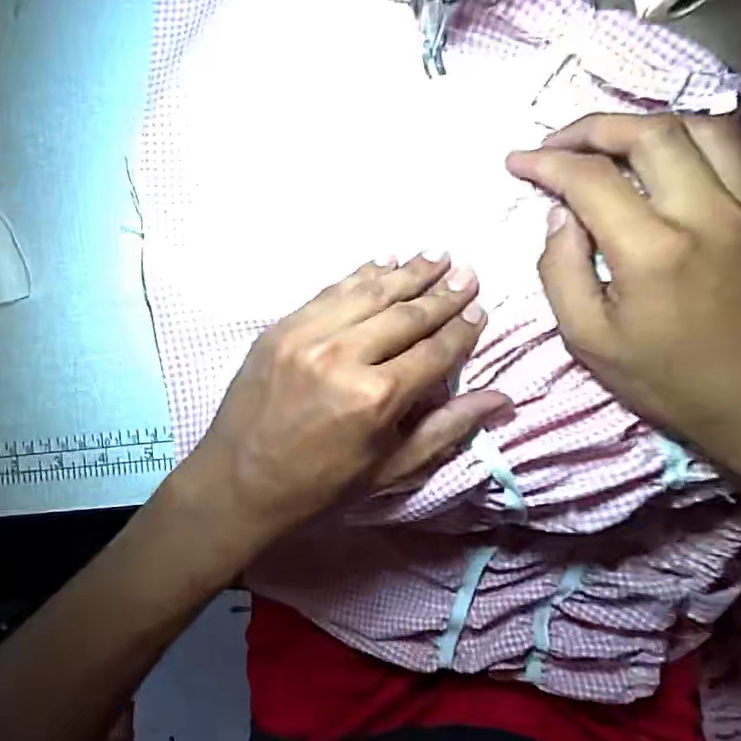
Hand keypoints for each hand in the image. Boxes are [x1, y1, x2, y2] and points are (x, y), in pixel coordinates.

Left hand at [175, 254, 510, 546]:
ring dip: (407, 272)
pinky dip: (361, 274)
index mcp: (376, 398)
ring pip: (370, 292)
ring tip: (436, 254)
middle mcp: (344, 358)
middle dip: (442, 292)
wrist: (238, 484)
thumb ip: (448, 427)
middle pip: (406, 314)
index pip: (434, 351)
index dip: (461, 328)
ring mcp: (306, 336)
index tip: (479, 307)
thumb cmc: (323, 487)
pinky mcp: (280, 328)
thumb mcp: (392, 469)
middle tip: (468, 271)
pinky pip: (330, 291)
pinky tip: (385, 262)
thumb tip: (503, 399)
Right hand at [506, 114, 740, 508]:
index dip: (545, 162)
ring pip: (698, 126)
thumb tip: (560, 214)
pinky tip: (666, 154)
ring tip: (612, 141)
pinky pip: (733, 148)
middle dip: (592, 127)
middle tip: (558, 142)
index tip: (518, 161)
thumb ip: (561, 271)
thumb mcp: (589, 342)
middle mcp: (702, 213)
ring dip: (645, 123)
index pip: (590, 178)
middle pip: (647, 132)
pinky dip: (691, 136)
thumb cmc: (670, 380)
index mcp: (650, 251)